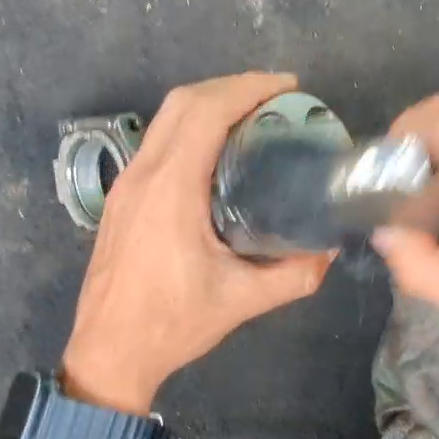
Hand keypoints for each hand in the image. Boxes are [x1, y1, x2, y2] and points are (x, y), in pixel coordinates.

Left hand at [62, 73, 332, 412]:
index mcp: (171, 189)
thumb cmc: (172, 324)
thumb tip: (329, 250)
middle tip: (276, 98)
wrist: (109, 351)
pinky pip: (156, 143)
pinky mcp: (121, 200)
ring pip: (164, 120)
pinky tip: (217, 153)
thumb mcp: (243, 300)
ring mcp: (126, 185)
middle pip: (182, 102)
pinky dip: (190, 129)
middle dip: (231, 87)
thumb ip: (295, 274)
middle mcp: (143, 174)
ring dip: (207, 105)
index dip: (249, 88)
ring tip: (252, 118)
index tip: (289, 87)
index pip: (207, 112)